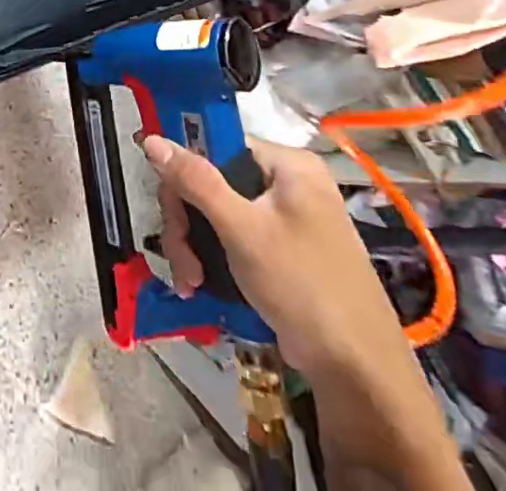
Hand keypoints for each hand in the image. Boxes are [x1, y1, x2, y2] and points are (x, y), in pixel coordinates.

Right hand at [143, 135, 405, 378]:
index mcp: (287, 165)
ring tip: (191, 281)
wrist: (354, 366)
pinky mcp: (278, 249)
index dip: (185, 171)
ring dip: (193, 246)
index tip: (169, 206)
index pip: (217, 145)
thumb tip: (152, 139)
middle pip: (210, 182)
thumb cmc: (301, 284)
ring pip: (213, 213)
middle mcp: (286, 183)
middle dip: (187, 223)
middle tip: (182, 259)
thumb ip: (195, 181)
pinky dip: (210, 258)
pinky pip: (228, 237)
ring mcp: (283, 217)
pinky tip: (200, 284)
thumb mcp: (241, 229)